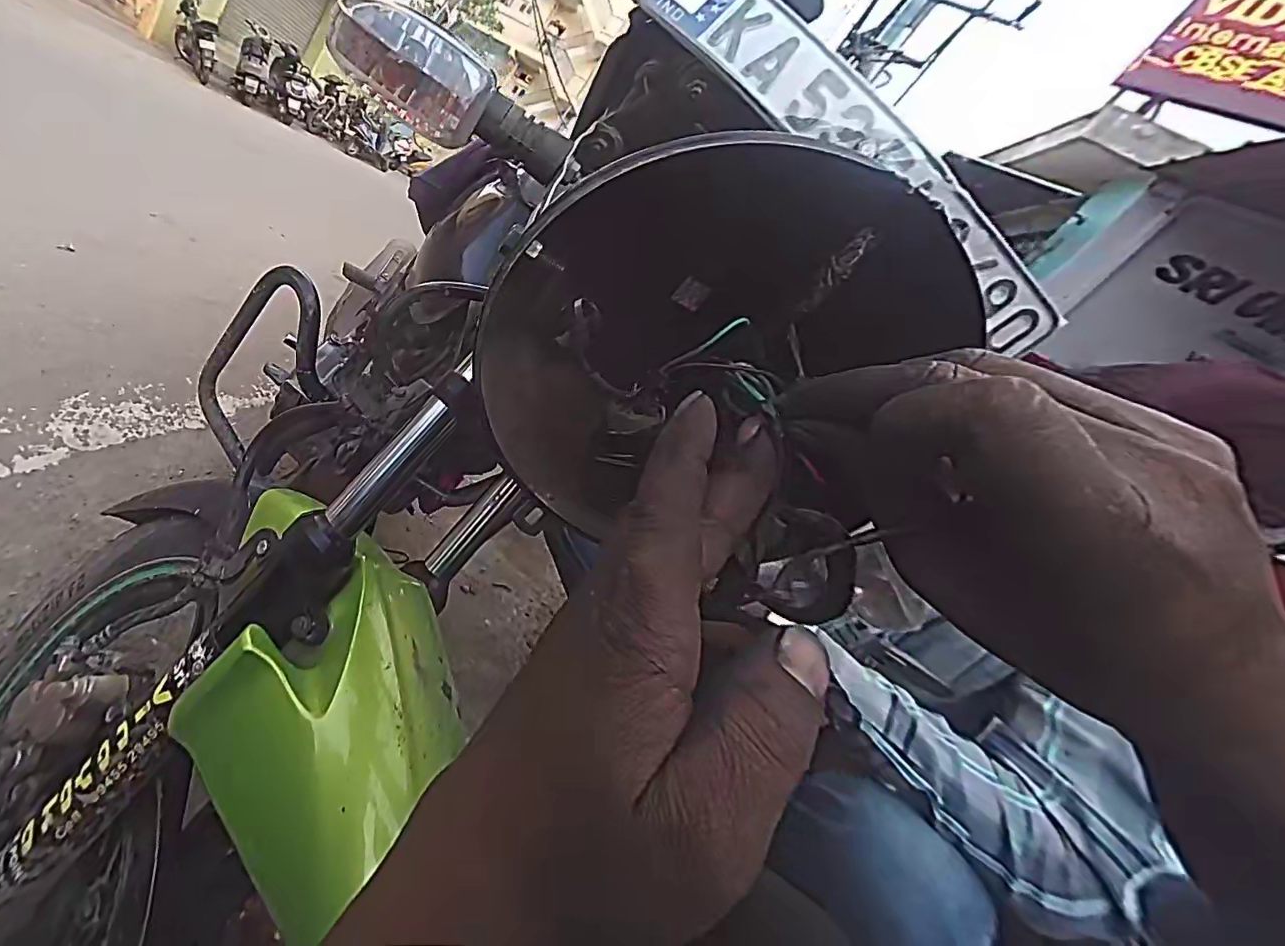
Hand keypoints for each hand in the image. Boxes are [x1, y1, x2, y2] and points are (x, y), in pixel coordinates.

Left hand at [329, 393, 830, 944]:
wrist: (484, 877)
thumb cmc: (585, 858)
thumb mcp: (702, 824)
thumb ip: (763, 734)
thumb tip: (800, 650)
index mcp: (637, 636)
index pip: (663, 521)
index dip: (687, 458)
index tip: (703, 407)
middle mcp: (609, 619)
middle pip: (667, 528)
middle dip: (711, 473)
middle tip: (752, 427)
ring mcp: (594, 638)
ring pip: (658, 557)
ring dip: (703, 515)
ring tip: (748, 482)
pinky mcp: (588, 664)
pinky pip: (651, 594)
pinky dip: (690, 569)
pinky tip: (724, 586)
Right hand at [779, 350, 1284, 743]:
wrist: (1222, 669)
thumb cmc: (1081, 656)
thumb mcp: (960, 593)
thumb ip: (893, 503)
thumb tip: (827, 436)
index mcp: (1105, 524)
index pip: (988, 410)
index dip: (897, 412)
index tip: (840, 440)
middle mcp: (1148, 455)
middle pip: (979, 373)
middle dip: (877, 387)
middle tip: (817, 411)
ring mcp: (1165, 422)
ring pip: (996, 363)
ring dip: (911, 386)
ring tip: (866, 418)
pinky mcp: (1160, 410)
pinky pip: (1027, 377)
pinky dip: (959, 394)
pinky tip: (937, 427)